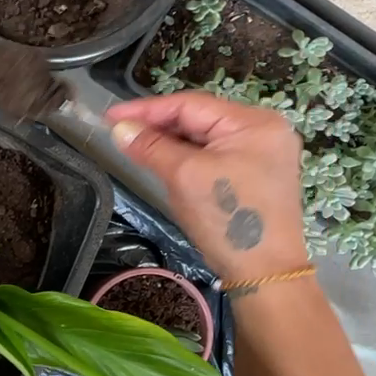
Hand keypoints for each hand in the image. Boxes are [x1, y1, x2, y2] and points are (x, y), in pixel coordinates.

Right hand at [106, 93, 308, 281]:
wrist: (264, 271)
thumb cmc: (227, 218)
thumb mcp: (183, 176)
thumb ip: (151, 147)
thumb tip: (119, 128)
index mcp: (254, 123)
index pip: (191, 104)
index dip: (147, 109)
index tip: (111, 116)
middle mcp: (263, 131)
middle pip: (199, 118)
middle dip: (158, 125)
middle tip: (120, 132)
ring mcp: (261, 153)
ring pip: (203, 137)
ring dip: (169, 140)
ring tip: (135, 145)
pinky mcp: (254, 174)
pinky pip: (212, 154)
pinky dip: (185, 155)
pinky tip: (162, 160)